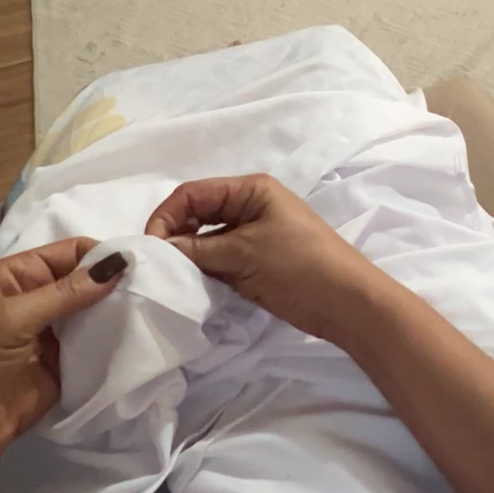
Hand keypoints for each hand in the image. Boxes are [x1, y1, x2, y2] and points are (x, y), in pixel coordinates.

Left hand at [0, 239, 129, 475]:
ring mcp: (53, 333)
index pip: (70, 252)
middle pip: (87, 281)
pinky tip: (138, 337)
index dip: (101, 255)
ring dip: (117, 312)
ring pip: (95, 312)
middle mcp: (39, 299)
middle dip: (114, 283)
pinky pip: (95, 346)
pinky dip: (113, 342)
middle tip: (153, 288)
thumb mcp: (12, 319)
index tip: (138, 264)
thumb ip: (67, 292)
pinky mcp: (65, 365)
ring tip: (151, 310)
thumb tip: (120, 263)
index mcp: (19, 276)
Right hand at [146, 174, 385, 342]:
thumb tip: (156, 250)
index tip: (148, 247)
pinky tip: (188, 286)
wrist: (344, 302)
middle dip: (174, 235)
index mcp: (250, 190)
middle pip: (197, 213)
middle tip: (153, 265)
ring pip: (205, 240)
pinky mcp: (253, 262)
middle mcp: (248, 206)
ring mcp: (252, 235)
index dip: (167, 215)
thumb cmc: (299, 264)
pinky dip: (202, 271)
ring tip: (167, 277)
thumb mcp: (244, 252)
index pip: (193, 193)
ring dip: (187, 256)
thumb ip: (197, 249)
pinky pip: (218, 260)